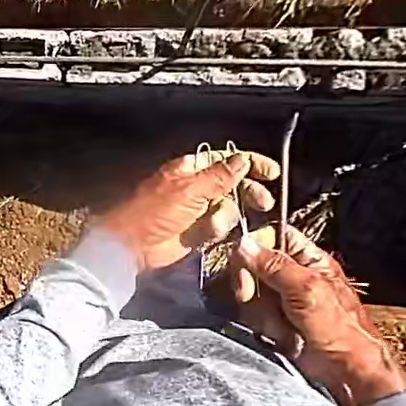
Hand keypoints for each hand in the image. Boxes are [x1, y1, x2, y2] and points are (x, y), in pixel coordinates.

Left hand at [98, 150, 279, 270]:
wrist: (133, 246)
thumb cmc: (153, 212)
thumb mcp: (189, 190)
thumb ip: (219, 176)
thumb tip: (242, 159)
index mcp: (190, 169)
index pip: (226, 160)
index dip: (249, 163)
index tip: (271, 172)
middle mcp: (196, 187)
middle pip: (233, 184)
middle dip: (247, 193)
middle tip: (262, 203)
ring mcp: (197, 210)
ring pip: (228, 209)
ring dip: (223, 218)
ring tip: (208, 226)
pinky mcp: (198, 231)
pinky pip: (219, 228)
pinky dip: (216, 231)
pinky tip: (205, 235)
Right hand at [231, 226, 405, 405]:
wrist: (347, 372)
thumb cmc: (341, 329)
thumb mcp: (306, 290)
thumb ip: (274, 265)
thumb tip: (245, 243)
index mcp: (309, 258)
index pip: (272, 235)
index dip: (255, 245)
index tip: (245, 260)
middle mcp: (293, 274)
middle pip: (253, 263)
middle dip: (252, 284)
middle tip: (254, 296)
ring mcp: (282, 298)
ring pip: (250, 291)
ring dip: (260, 311)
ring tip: (282, 325)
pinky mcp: (274, 319)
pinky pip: (253, 314)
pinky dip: (262, 325)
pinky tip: (281, 334)